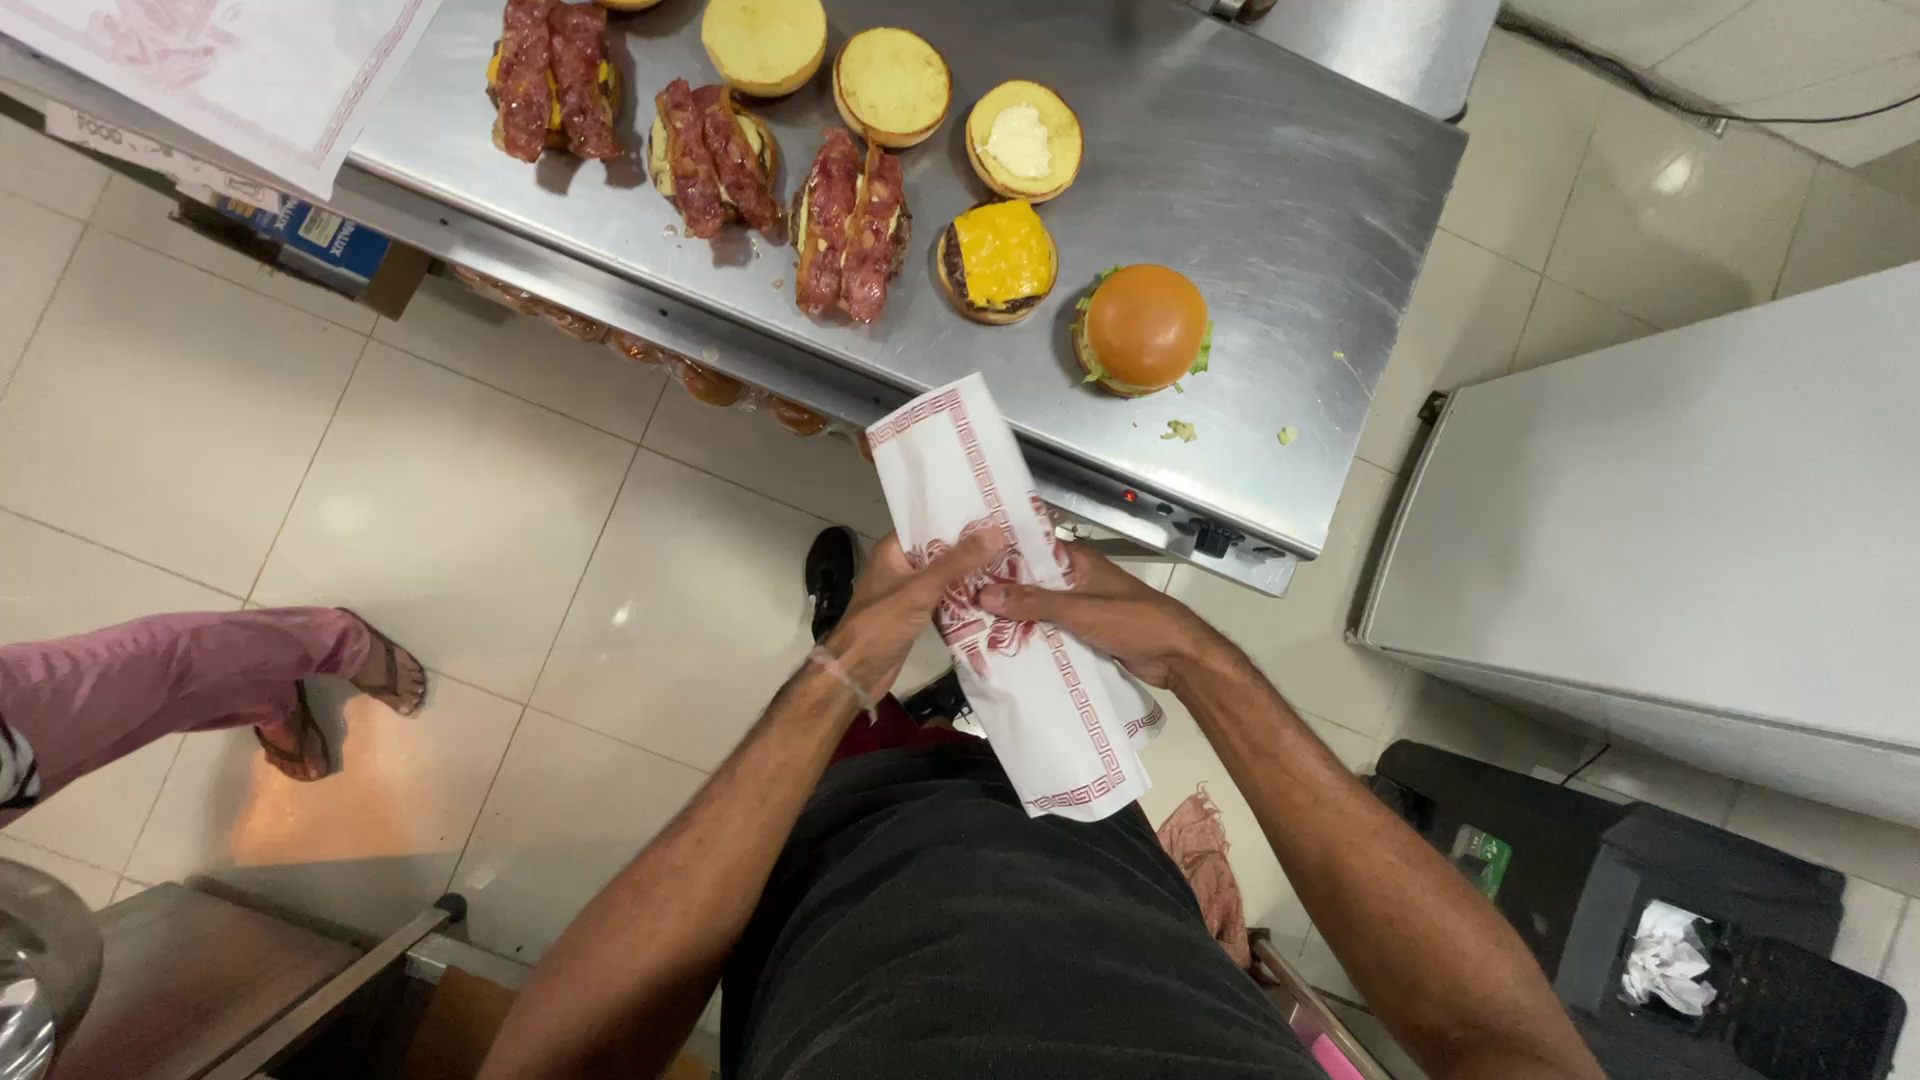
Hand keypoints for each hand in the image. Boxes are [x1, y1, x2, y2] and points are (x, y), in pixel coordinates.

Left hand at [822, 530, 1003, 700]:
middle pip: (941, 550)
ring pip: (945, 576)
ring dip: (970, 573)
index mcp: (894, 550)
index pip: (929, 524)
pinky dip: (963, 597)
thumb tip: (995, 531)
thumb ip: (957, 562)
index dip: (959, 518)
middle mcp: (901, 566)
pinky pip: (944, 598)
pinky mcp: (917, 613)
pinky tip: (992, 593)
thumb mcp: (921, 588)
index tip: (994, 512)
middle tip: (1010, 537)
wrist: (857, 672)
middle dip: (971, 547)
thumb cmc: (881, 624)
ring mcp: (909, 591)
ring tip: (1009, 561)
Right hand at [978, 543, 1226, 687]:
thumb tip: (985, 595)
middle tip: (962, 601)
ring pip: (1041, 610)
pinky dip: (1035, 638)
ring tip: (975, 626)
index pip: (1032, 551)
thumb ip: (1034, 603)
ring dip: (1017, 618)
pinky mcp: (1087, 634)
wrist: (1177, 656)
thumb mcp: (1079, 609)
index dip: (1002, 556)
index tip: (968, 563)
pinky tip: (1008, 648)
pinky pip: (1053, 632)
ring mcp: (1082, 608)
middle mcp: (1078, 581)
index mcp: (1078, 562)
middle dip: (1003, 593)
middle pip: (1033, 583)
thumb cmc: (1134, 619)